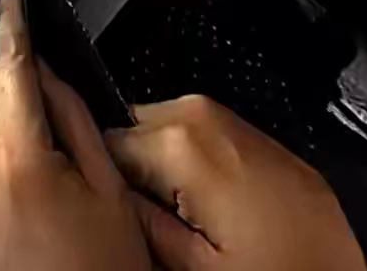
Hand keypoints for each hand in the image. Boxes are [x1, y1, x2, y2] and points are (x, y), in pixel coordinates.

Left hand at [0, 0, 151, 270]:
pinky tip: (25, 164)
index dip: (11, 22)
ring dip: (0, 104)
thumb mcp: (108, 186)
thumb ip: (71, 113)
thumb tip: (43, 68)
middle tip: (47, 90)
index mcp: (17, 161)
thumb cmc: (103, 270)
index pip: (8, 66)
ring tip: (43, 140)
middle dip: (8, 68)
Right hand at [106, 96, 366, 270]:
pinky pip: (206, 135)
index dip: (112, 181)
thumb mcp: (195, 269)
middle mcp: (201, 113)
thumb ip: (141, 222)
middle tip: (162, 219)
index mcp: (178, 140)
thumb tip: (114, 197)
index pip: (108, 143)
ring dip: (167, 162)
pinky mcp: (259, 136)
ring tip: (194, 216)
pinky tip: (221, 205)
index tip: (127, 212)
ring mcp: (233, 119)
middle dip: (140, 166)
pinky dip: (200, 161)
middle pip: (135, 126)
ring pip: (168, 127)